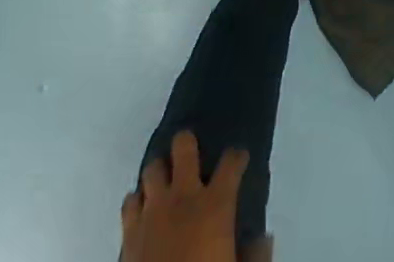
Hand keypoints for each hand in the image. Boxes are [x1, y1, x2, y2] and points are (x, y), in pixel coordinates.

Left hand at [121, 131, 250, 261]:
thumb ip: (255, 254)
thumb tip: (264, 237)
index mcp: (215, 205)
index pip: (231, 163)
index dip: (237, 156)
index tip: (240, 157)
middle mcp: (183, 197)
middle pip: (183, 147)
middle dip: (188, 143)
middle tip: (193, 153)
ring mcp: (152, 211)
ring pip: (152, 168)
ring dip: (161, 171)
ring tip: (167, 181)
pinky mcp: (129, 230)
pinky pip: (130, 201)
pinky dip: (138, 200)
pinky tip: (145, 209)